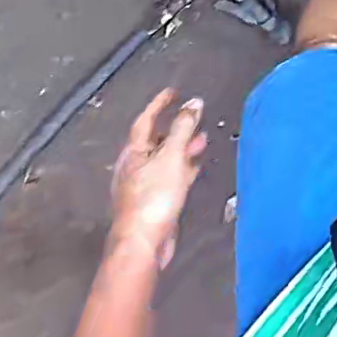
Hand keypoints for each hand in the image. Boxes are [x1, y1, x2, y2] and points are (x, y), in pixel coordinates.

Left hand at [109, 89, 206, 268]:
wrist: (143, 245)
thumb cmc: (154, 196)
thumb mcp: (172, 155)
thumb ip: (183, 128)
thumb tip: (193, 102)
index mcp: (133, 153)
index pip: (145, 120)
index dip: (159, 104)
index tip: (172, 91)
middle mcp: (135, 166)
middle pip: (155, 139)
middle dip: (175, 126)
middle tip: (194, 115)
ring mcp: (143, 185)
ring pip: (165, 157)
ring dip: (183, 146)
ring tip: (203, 138)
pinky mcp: (153, 201)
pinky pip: (170, 174)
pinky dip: (183, 165)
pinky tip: (196, 165)